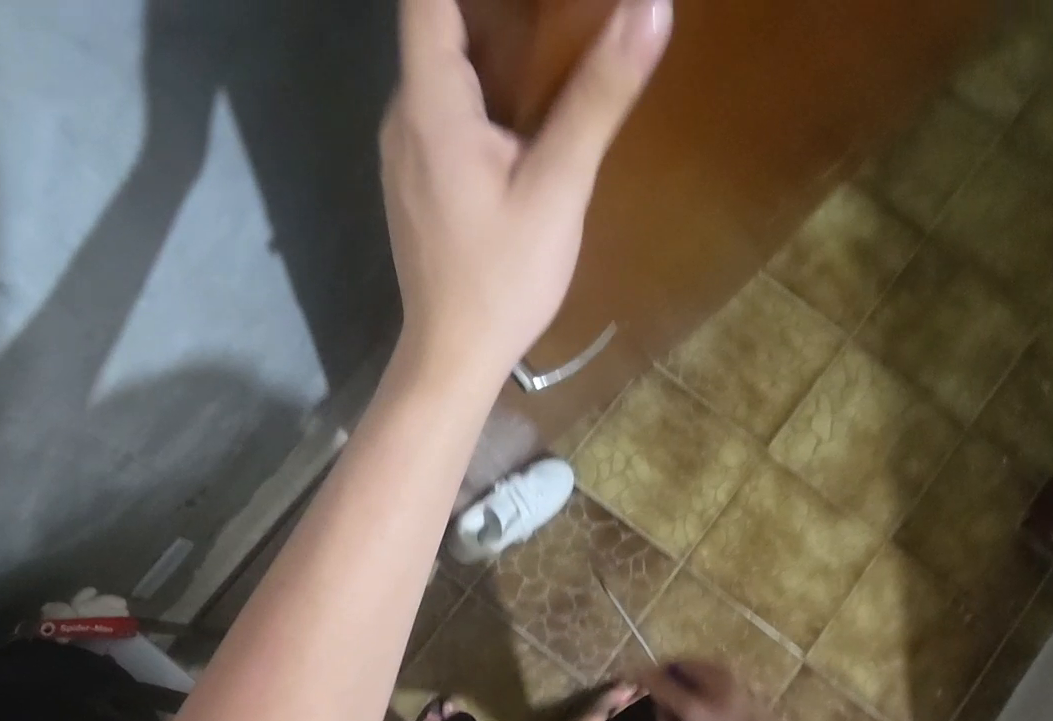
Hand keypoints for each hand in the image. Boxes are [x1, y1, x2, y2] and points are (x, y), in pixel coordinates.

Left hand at [380, 0, 670, 381]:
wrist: (453, 354)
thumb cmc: (502, 278)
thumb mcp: (558, 188)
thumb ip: (598, 97)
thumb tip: (650, 6)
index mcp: (429, 106)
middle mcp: (402, 118)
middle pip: (436, 28)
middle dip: (493, 5)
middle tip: (559, 9)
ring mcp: (401, 152)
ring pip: (438, 71)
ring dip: (488, 46)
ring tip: (551, 35)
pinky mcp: (413, 180)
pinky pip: (439, 111)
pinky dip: (476, 90)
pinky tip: (521, 106)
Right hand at [642, 660, 803, 720]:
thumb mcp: (692, 713)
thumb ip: (663, 689)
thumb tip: (637, 667)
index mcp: (713, 670)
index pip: (668, 665)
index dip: (654, 685)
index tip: (650, 710)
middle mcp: (721, 679)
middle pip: (676, 689)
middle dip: (670, 716)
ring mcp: (729, 701)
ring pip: (687, 710)